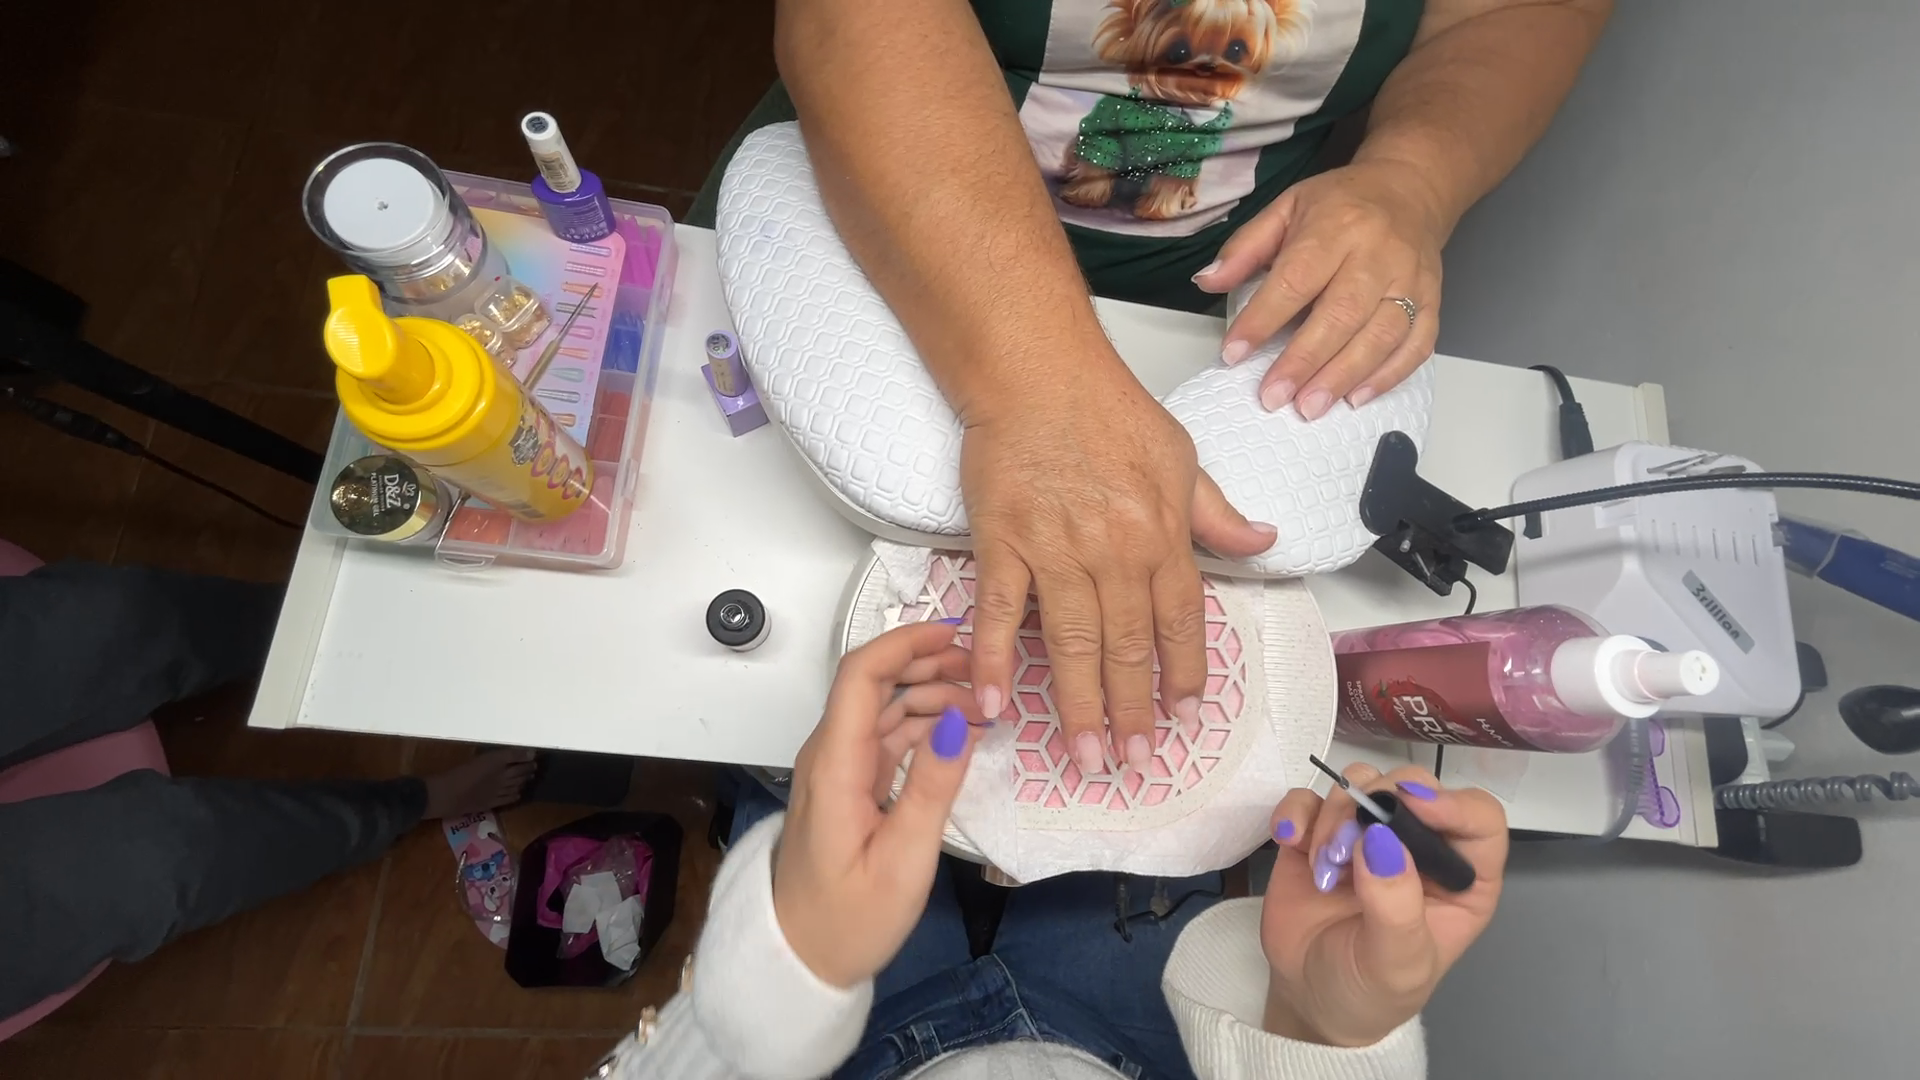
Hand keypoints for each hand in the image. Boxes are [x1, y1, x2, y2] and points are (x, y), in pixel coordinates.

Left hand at [773, 620, 985, 987]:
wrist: (799, 960)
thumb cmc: (848, 919)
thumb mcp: (903, 860)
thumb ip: (932, 786)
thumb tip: (959, 720)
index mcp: (835, 763)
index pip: (860, 676)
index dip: (904, 643)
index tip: (953, 634)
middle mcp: (832, 752)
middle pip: (875, 681)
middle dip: (928, 663)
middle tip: (984, 671)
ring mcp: (840, 765)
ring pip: (885, 705)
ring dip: (932, 693)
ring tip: (983, 706)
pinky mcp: (852, 780)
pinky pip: (888, 734)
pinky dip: (925, 723)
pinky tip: (959, 732)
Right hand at [960, 362, 1275, 778]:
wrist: (1039, 374)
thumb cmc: (1108, 412)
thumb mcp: (1181, 456)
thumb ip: (1216, 512)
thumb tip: (1263, 544)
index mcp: (1161, 533)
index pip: (1180, 621)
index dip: (1181, 674)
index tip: (1180, 719)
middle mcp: (1114, 552)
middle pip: (1126, 646)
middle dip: (1132, 710)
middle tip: (1132, 764)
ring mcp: (1054, 551)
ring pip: (1069, 643)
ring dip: (1079, 705)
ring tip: (1086, 757)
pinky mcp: (1002, 543)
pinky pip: (999, 611)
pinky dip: (994, 658)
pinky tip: (994, 703)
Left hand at [1195, 160, 1447, 419]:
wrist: (1412, 187)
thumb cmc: (1341, 206)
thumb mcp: (1285, 209)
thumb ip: (1244, 248)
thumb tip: (1206, 281)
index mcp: (1337, 228)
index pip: (1295, 281)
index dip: (1262, 321)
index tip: (1234, 354)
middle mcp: (1378, 254)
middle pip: (1341, 315)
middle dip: (1304, 362)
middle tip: (1273, 397)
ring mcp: (1411, 279)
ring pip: (1380, 335)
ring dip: (1343, 377)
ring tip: (1309, 408)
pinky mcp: (1433, 300)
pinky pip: (1417, 344)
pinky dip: (1388, 376)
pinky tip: (1356, 399)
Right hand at [1259, 764, 1507, 1046]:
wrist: (1309, 994)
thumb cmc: (1370, 987)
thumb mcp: (1397, 963)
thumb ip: (1396, 905)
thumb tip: (1382, 839)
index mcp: (1459, 878)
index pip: (1478, 818)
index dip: (1451, 803)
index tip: (1410, 805)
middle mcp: (1416, 847)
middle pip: (1408, 786)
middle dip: (1374, 807)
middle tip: (1344, 851)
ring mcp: (1362, 834)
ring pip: (1356, 783)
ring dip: (1332, 817)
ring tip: (1320, 867)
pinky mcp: (1315, 831)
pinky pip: (1304, 797)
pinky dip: (1292, 813)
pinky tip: (1286, 843)